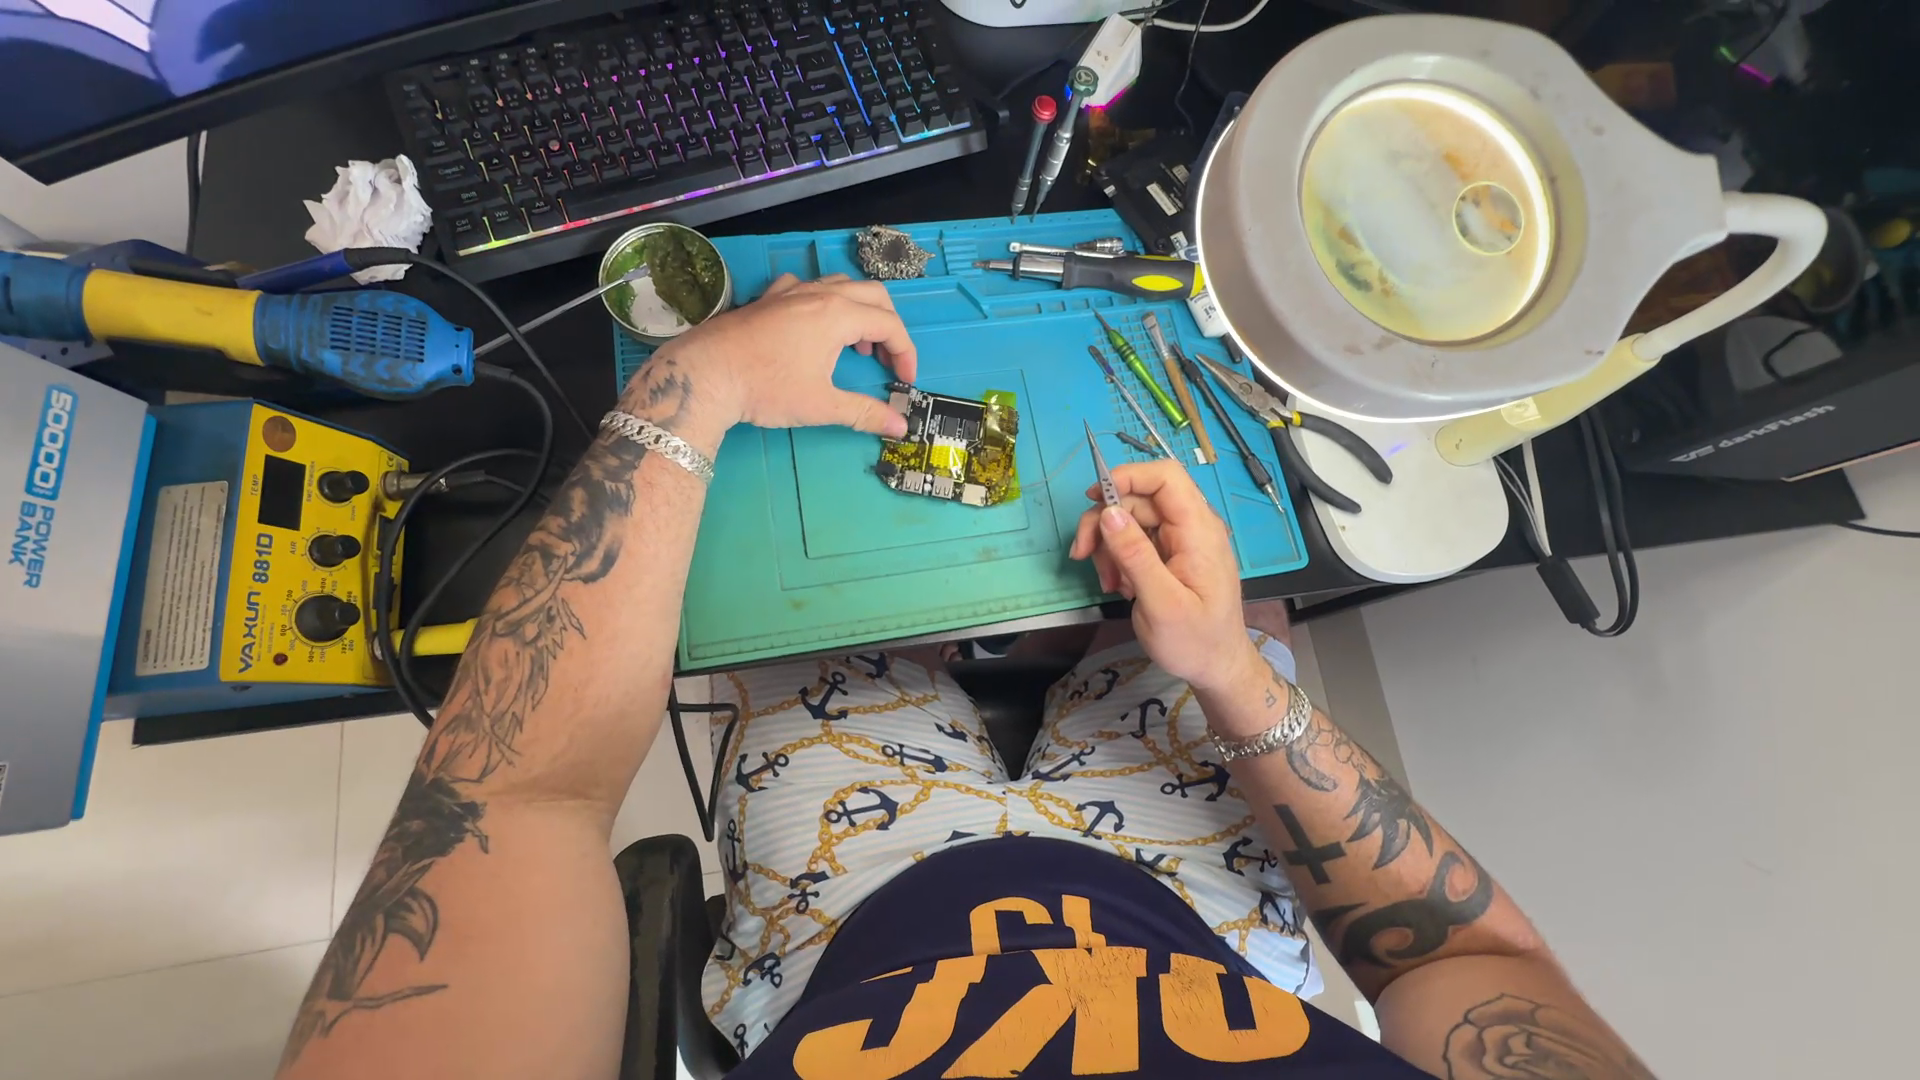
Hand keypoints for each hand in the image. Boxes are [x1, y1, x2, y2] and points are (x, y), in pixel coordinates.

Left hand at [630, 273, 917, 447]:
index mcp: (839, 315)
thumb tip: (900, 427)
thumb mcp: (822, 406)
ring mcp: (792, 292)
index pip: (890, 325)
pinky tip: (814, 323)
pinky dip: (824, 301)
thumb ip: (865, 413)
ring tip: (856, 344)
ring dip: (860, 311)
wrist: (708, 374)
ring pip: (841, 285)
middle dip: (889, 326)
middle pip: (873, 295)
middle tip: (887, 359)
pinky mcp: (769, 298)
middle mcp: (820, 294)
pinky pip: (807, 286)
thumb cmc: (767, 389)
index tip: (906, 380)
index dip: (905, 353)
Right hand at [1068, 460, 1262, 691]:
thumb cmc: (1195, 641)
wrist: (1216, 668)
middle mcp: (1190, 527)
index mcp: (1198, 530)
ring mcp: (1179, 541)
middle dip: (1104, 523)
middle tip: (1082, 555)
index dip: (1128, 476)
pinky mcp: (1168, 555)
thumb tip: (1108, 513)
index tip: (1093, 498)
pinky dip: (1117, 559)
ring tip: (1108, 582)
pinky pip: (1133, 541)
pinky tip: (1120, 586)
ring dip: (1108, 546)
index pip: (1165, 477)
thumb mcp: (1161, 603)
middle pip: (1138, 499)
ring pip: (1130, 520)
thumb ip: (1135, 555)